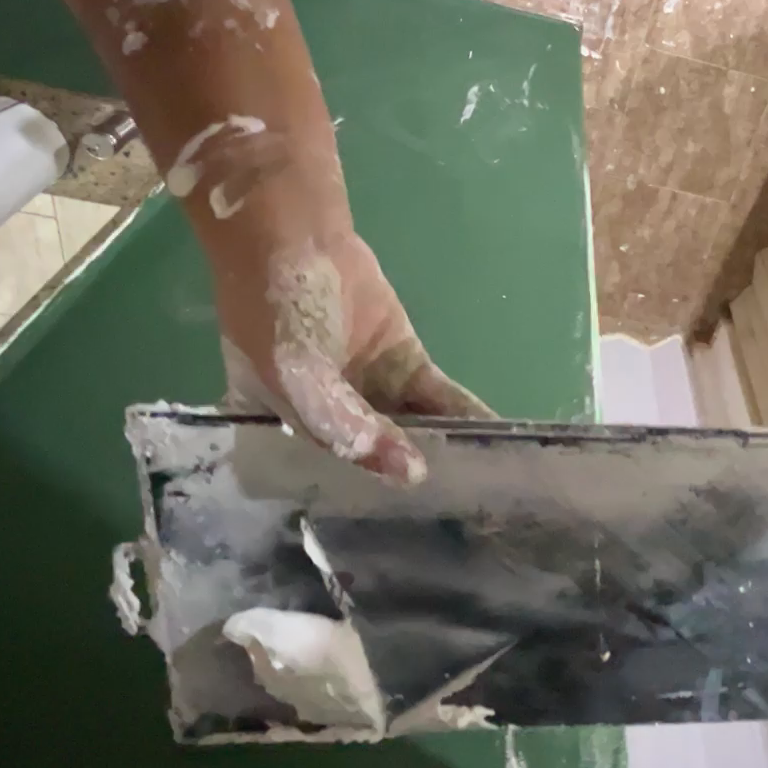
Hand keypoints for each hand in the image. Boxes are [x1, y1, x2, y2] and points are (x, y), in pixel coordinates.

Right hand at [208, 164, 491, 486]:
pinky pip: (436, 396)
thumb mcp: (298, 380)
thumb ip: (349, 430)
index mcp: (292, 435)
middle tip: (467, 513)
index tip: (417, 527)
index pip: (337, 480)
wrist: (296, 239)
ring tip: (488, 478)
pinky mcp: (405, 362)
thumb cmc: (277, 314)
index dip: (372, 503)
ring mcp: (374, 389)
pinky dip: (461, 414)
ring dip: (448, 448)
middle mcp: (336, 419)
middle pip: (383, 458)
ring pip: (417, 428)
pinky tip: (490, 435)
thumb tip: (411, 473)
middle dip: (421, 480)